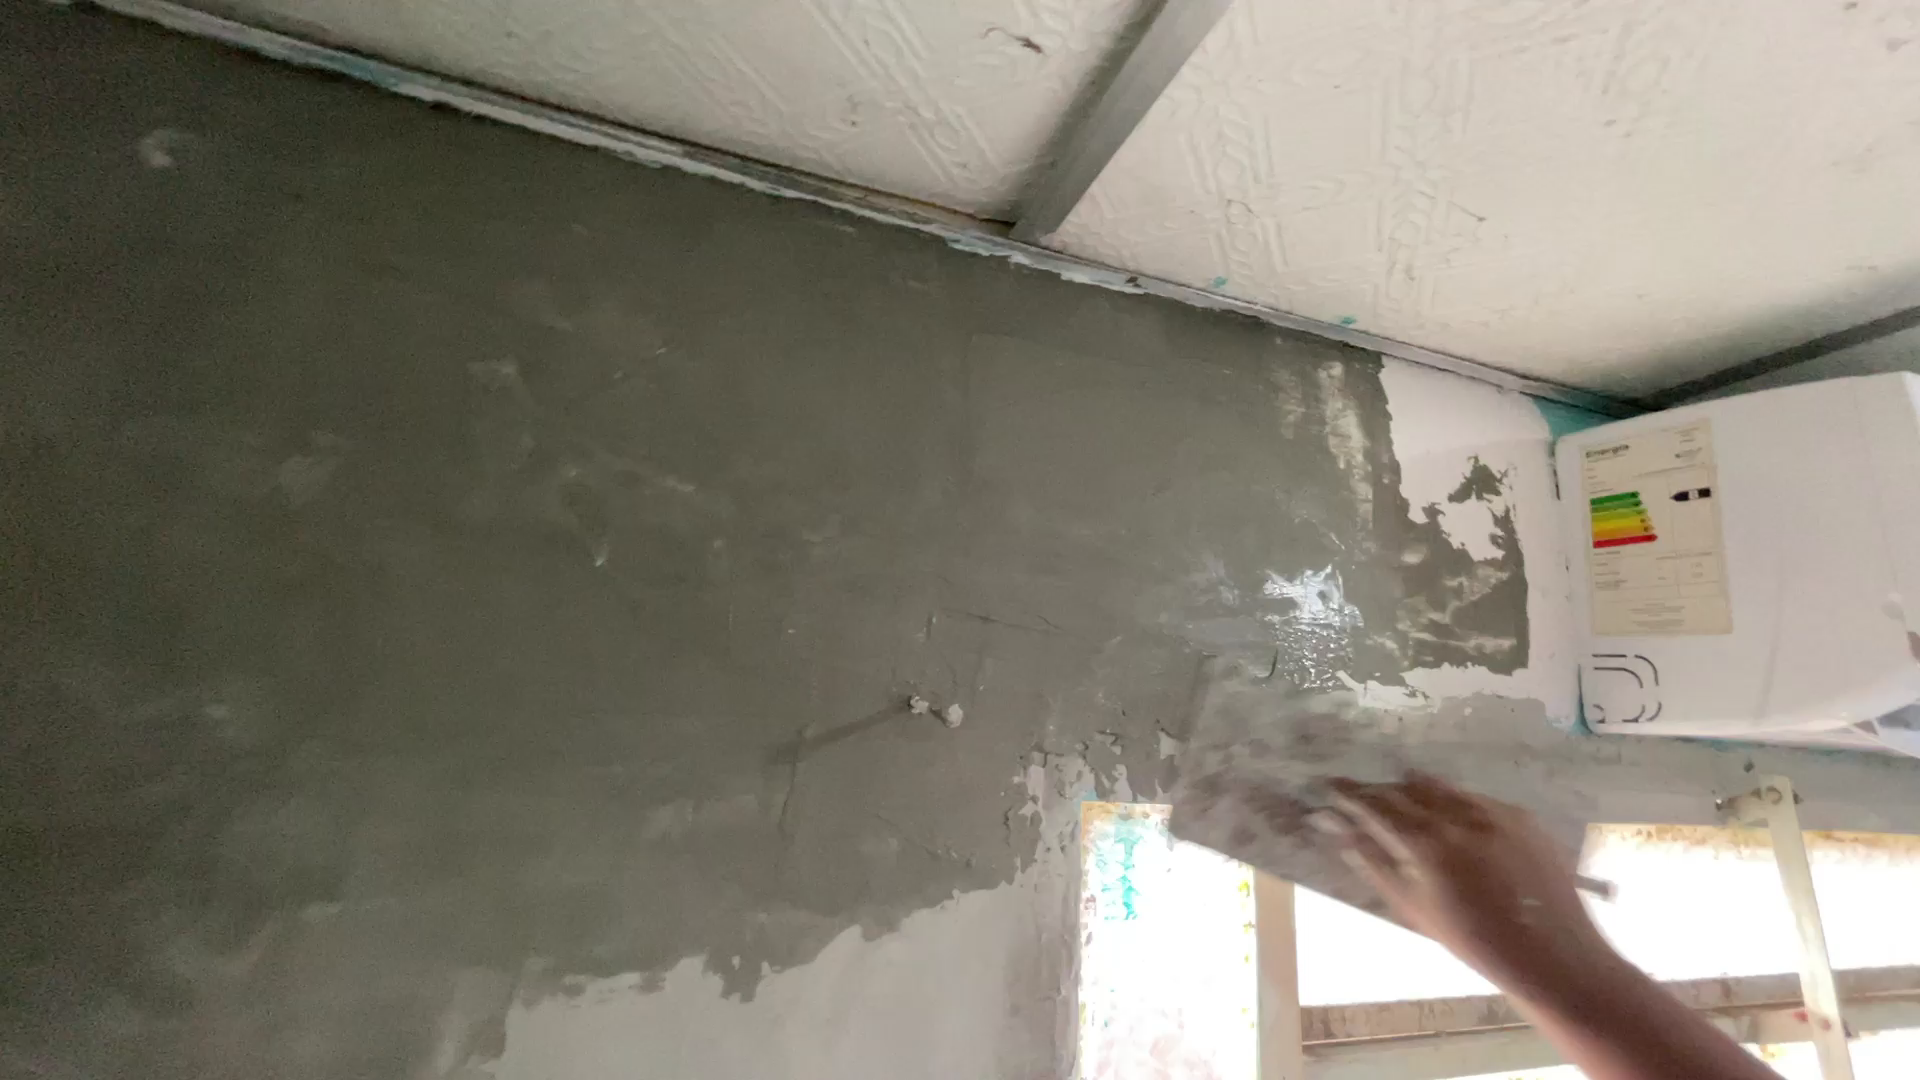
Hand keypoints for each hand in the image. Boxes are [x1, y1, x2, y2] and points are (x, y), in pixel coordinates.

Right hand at [1312, 773, 1614, 998]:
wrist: (1557, 960)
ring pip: (1436, 786)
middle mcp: (1455, 819)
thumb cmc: (1474, 941)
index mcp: (1424, 845)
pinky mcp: (1520, 816)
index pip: (1371, 805)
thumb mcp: (1411, 905)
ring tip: (1401, 800)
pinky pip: (1472, 797)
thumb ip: (1370, 859)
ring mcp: (1491, 814)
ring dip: (1410, 789)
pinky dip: (1452, 802)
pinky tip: (1450, 819)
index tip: (1328, 785)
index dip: (1346, 793)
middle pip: (1399, 790)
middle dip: (1375, 791)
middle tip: (1360, 795)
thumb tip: (1333, 824)